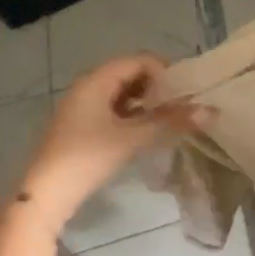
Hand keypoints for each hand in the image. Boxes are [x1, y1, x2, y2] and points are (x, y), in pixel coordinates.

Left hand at [19, 54, 204, 225]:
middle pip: (130, 74)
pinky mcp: (81, 126)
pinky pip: (113, 109)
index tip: (187, 91)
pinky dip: (132, 115)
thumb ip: (170, 122)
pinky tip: (147, 131)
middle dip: (158, 87)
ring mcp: (82, 107)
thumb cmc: (87, 158)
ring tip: (170, 119)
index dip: (166, 71)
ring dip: (147, 102)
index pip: (139, 60)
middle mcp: (88, 86)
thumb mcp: (132, 138)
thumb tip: (210, 111)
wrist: (44, 195)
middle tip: (182, 105)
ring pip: (122, 93)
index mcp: (96, 80)